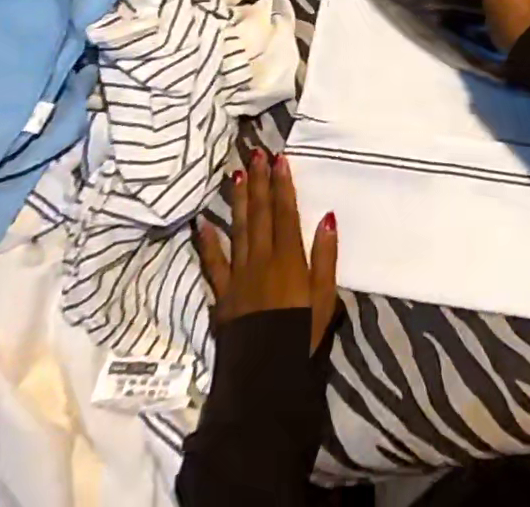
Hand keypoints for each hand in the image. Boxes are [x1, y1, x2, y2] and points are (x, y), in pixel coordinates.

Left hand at [194, 147, 338, 351]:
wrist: (263, 375)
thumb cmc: (302, 333)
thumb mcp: (325, 296)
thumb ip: (325, 256)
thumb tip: (327, 216)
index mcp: (289, 258)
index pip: (285, 213)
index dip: (282, 185)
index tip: (279, 159)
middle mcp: (261, 260)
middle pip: (259, 215)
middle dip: (258, 183)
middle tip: (255, 154)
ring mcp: (238, 275)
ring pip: (238, 230)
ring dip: (237, 201)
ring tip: (235, 174)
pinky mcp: (222, 294)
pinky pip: (213, 264)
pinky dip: (207, 243)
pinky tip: (202, 224)